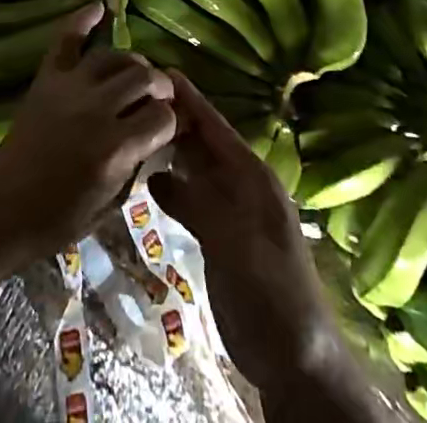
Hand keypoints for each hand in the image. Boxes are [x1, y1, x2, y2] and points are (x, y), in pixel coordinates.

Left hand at [0, 3, 176, 255]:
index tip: (168, 128)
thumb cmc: (56, 217)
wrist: (0, 207)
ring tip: (137, 75)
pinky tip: (100, 8)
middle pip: (145, 78)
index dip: (171, 121)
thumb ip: (138, 162)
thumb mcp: (110, 202)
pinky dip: (82, 20)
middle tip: (158, 98)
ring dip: (134, 63)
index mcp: (115, 148)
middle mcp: (96, 110)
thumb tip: (157, 135)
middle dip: (160, 87)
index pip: (163, 117)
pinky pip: (66, 40)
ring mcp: (70, 89)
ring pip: (115, 57)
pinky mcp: (47, 79)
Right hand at [148, 73, 350, 401]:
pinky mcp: (218, 234)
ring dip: (170, 147)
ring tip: (132, 127)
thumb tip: (157, 174)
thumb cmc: (273, 295)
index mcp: (254, 179)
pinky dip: (170, 183)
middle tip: (132, 97)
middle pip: (203, 142)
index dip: (191, 100)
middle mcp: (242, 186)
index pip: (217, 128)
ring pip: (195, 168)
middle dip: (175, 118)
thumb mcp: (237, 247)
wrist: (294, 355)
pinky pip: (190, 197)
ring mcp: (230, 211)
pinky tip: (145, 177)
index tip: (160, 71)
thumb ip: (201, 207)